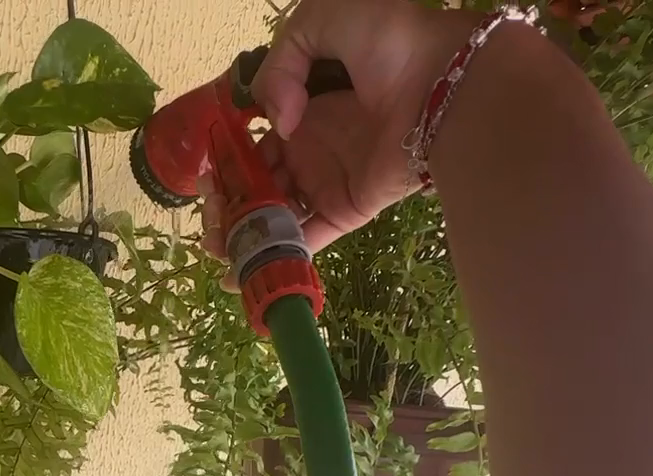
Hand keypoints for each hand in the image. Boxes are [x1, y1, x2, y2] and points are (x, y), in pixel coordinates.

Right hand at [203, 0, 476, 253]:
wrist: (446, 78)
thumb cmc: (390, 40)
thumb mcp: (323, 17)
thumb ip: (280, 61)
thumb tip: (278, 125)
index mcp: (300, 113)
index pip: (251, 148)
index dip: (224, 166)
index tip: (205, 181)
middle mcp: (308, 152)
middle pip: (254, 189)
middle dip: (225, 209)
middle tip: (209, 221)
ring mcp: (325, 183)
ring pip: (271, 218)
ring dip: (239, 237)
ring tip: (216, 248)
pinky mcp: (344, 210)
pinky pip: (303, 240)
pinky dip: (273, 259)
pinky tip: (240, 272)